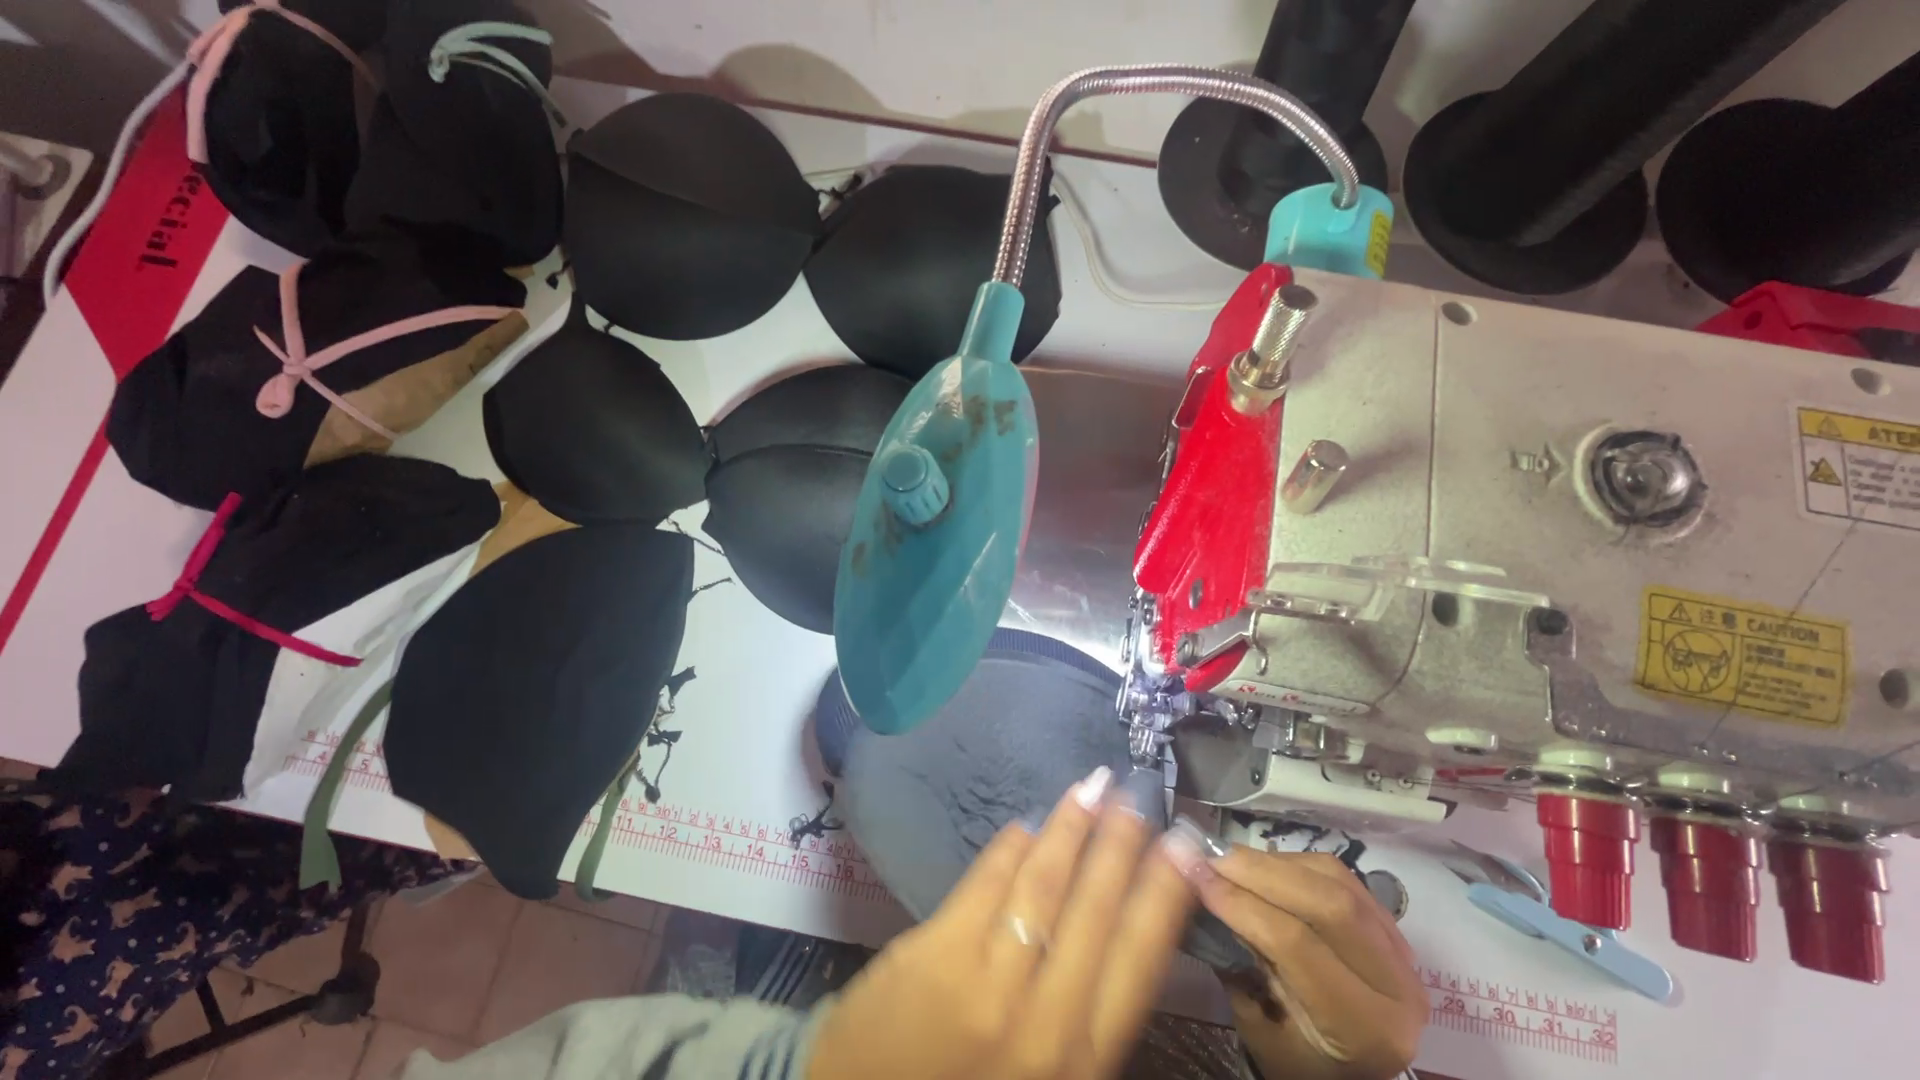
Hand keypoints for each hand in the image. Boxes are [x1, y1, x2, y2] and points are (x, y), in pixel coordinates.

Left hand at [808, 767, 1197, 1079]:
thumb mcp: (1052, 1071)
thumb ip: (1086, 1010)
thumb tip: (1120, 925)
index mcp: (1083, 1055)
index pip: (1139, 956)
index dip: (1163, 893)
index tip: (1182, 844)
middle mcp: (1044, 1017)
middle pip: (1095, 908)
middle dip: (1121, 844)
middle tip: (1139, 794)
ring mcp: (986, 979)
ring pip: (1043, 885)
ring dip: (1072, 829)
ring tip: (1095, 788)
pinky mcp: (934, 952)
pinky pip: (984, 884)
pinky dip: (1010, 849)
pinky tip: (1028, 823)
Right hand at [1165, 829, 1424, 1079]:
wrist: (1355, 1075)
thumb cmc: (1300, 1064)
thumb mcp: (1263, 1031)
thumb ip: (1242, 964)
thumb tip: (1204, 895)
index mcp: (1364, 1026)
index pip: (1297, 944)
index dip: (1241, 903)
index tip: (1195, 877)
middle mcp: (1397, 985)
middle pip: (1327, 903)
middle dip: (1259, 870)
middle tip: (1209, 855)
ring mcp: (1403, 953)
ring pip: (1338, 882)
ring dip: (1276, 862)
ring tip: (1229, 856)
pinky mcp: (1394, 930)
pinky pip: (1344, 879)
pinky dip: (1297, 863)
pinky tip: (1263, 864)